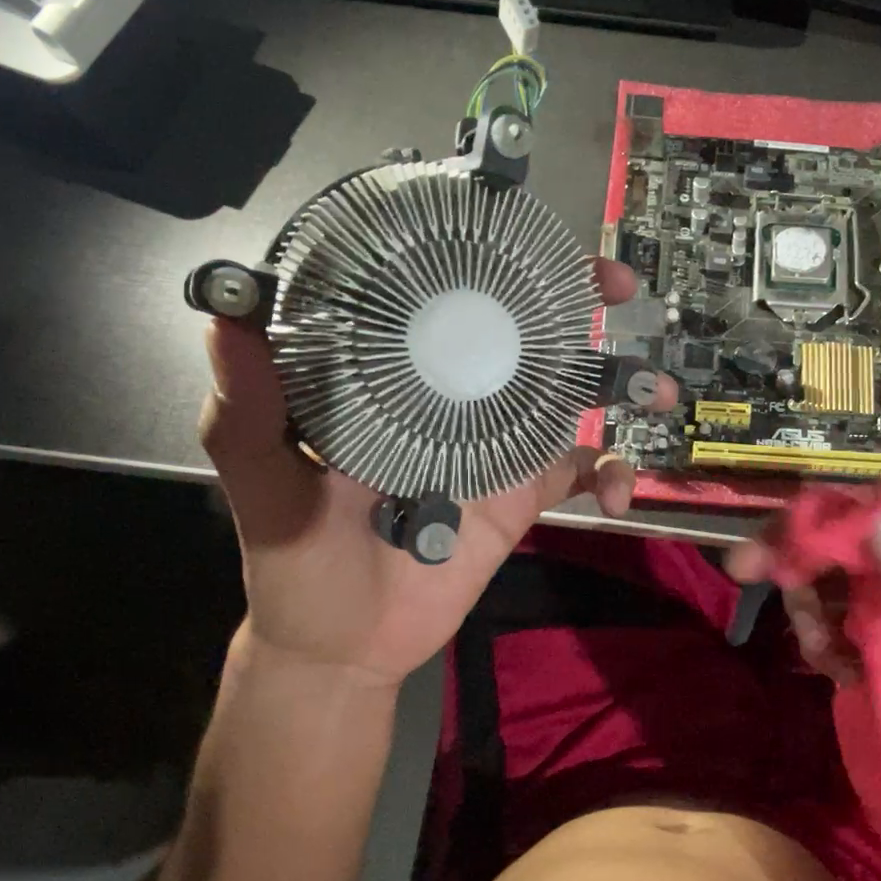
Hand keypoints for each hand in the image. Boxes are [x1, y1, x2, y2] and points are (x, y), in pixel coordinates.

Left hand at [200, 258, 675, 685]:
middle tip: (620, 286)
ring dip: (619, 383)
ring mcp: (495, 446)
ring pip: (566, 396)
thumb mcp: (261, 480)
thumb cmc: (296, 560)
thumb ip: (251, 406)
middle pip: (520, 333)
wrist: (345, 647)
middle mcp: (451, 397)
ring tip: (656, 389)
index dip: (485, 257)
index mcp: (393, 377)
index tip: (525, 233)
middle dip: (576, 303)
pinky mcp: (524, 497)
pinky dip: (612, 476)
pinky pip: (582, 474)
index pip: (442, 299)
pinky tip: (618, 494)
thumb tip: (224, 309)